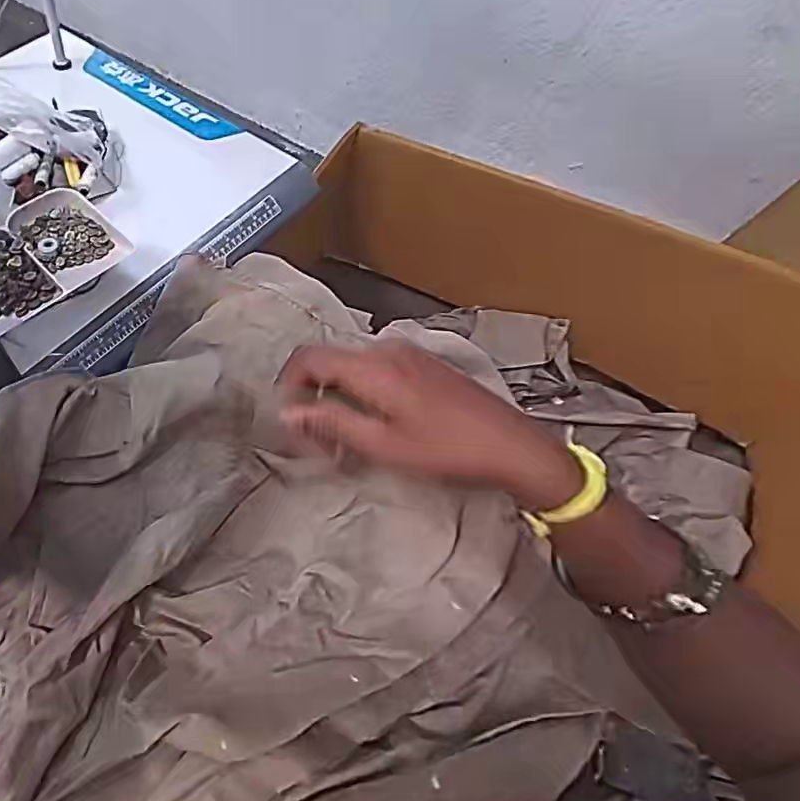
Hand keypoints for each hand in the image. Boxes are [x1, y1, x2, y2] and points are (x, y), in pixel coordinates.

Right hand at [277, 340, 581, 508]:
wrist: (512, 446)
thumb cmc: (446, 450)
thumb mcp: (381, 444)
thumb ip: (331, 422)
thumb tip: (288, 412)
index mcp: (373, 367)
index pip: (308, 358)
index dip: (288, 385)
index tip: (289, 419)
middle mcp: (387, 350)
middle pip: (329, 363)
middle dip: (314, 398)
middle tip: (319, 441)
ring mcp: (408, 353)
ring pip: (352, 368)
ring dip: (338, 399)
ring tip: (348, 440)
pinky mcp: (423, 363)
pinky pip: (376, 370)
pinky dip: (363, 394)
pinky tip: (376, 425)